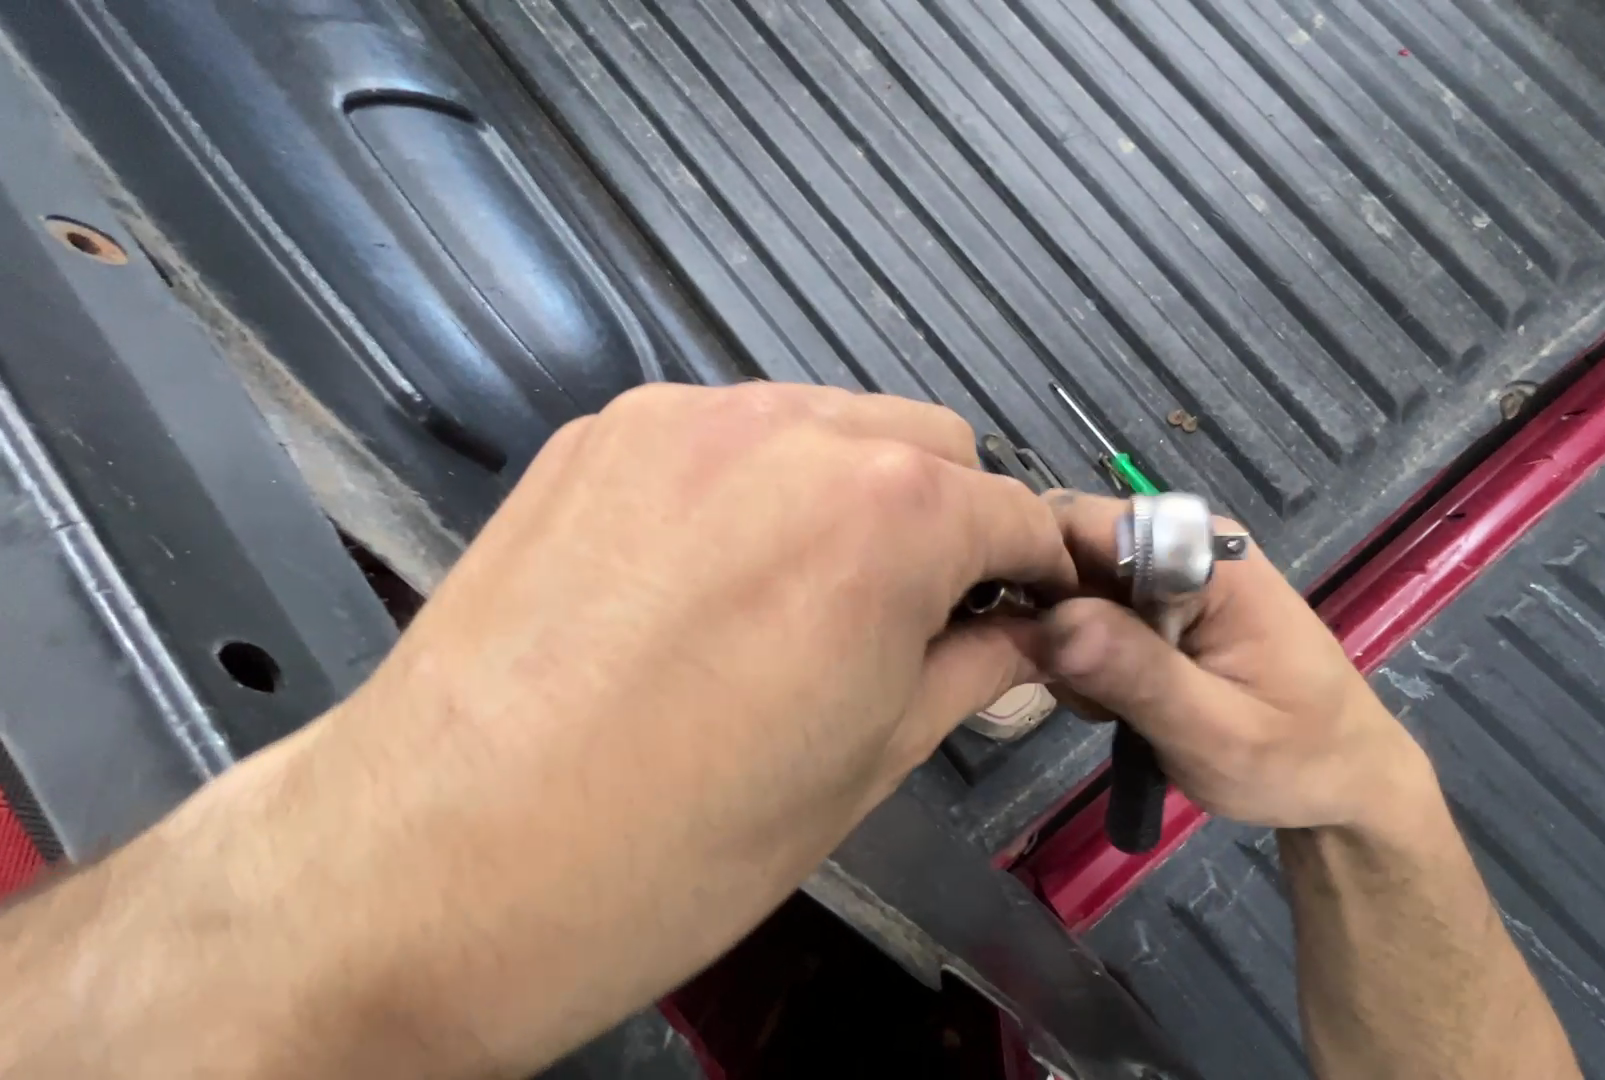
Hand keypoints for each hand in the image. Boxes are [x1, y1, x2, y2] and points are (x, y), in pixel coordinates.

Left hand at [143, 384, 1073, 1077]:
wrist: (439, 865)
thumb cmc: (674, 843)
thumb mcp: (873, 760)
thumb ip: (972, 668)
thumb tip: (1019, 634)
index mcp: (888, 520)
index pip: (1017, 510)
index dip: (1036, 564)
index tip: (1026, 600)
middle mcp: (796, 437)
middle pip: (934, 443)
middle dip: (951, 517)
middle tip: (917, 603)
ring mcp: (691, 421)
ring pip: (836, 424)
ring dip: (857, 491)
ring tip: (809, 589)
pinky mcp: (609, 431)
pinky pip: (734, 433)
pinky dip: (762, 484)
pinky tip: (721, 570)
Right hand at [1040, 492, 1431, 830]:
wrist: (1347, 778)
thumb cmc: (1295, 760)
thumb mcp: (1216, 732)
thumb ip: (1138, 674)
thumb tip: (1055, 620)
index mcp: (1202, 553)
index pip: (1079, 523)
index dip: (1034, 573)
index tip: (1023, 642)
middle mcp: (1181, 543)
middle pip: (1067, 548)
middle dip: (1048, 616)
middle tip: (1072, 687)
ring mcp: (1171, 572)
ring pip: (1072, 583)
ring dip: (1066, 644)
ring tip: (1108, 707)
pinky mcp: (1164, 602)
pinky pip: (1093, 610)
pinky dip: (1085, 655)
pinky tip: (1117, 701)